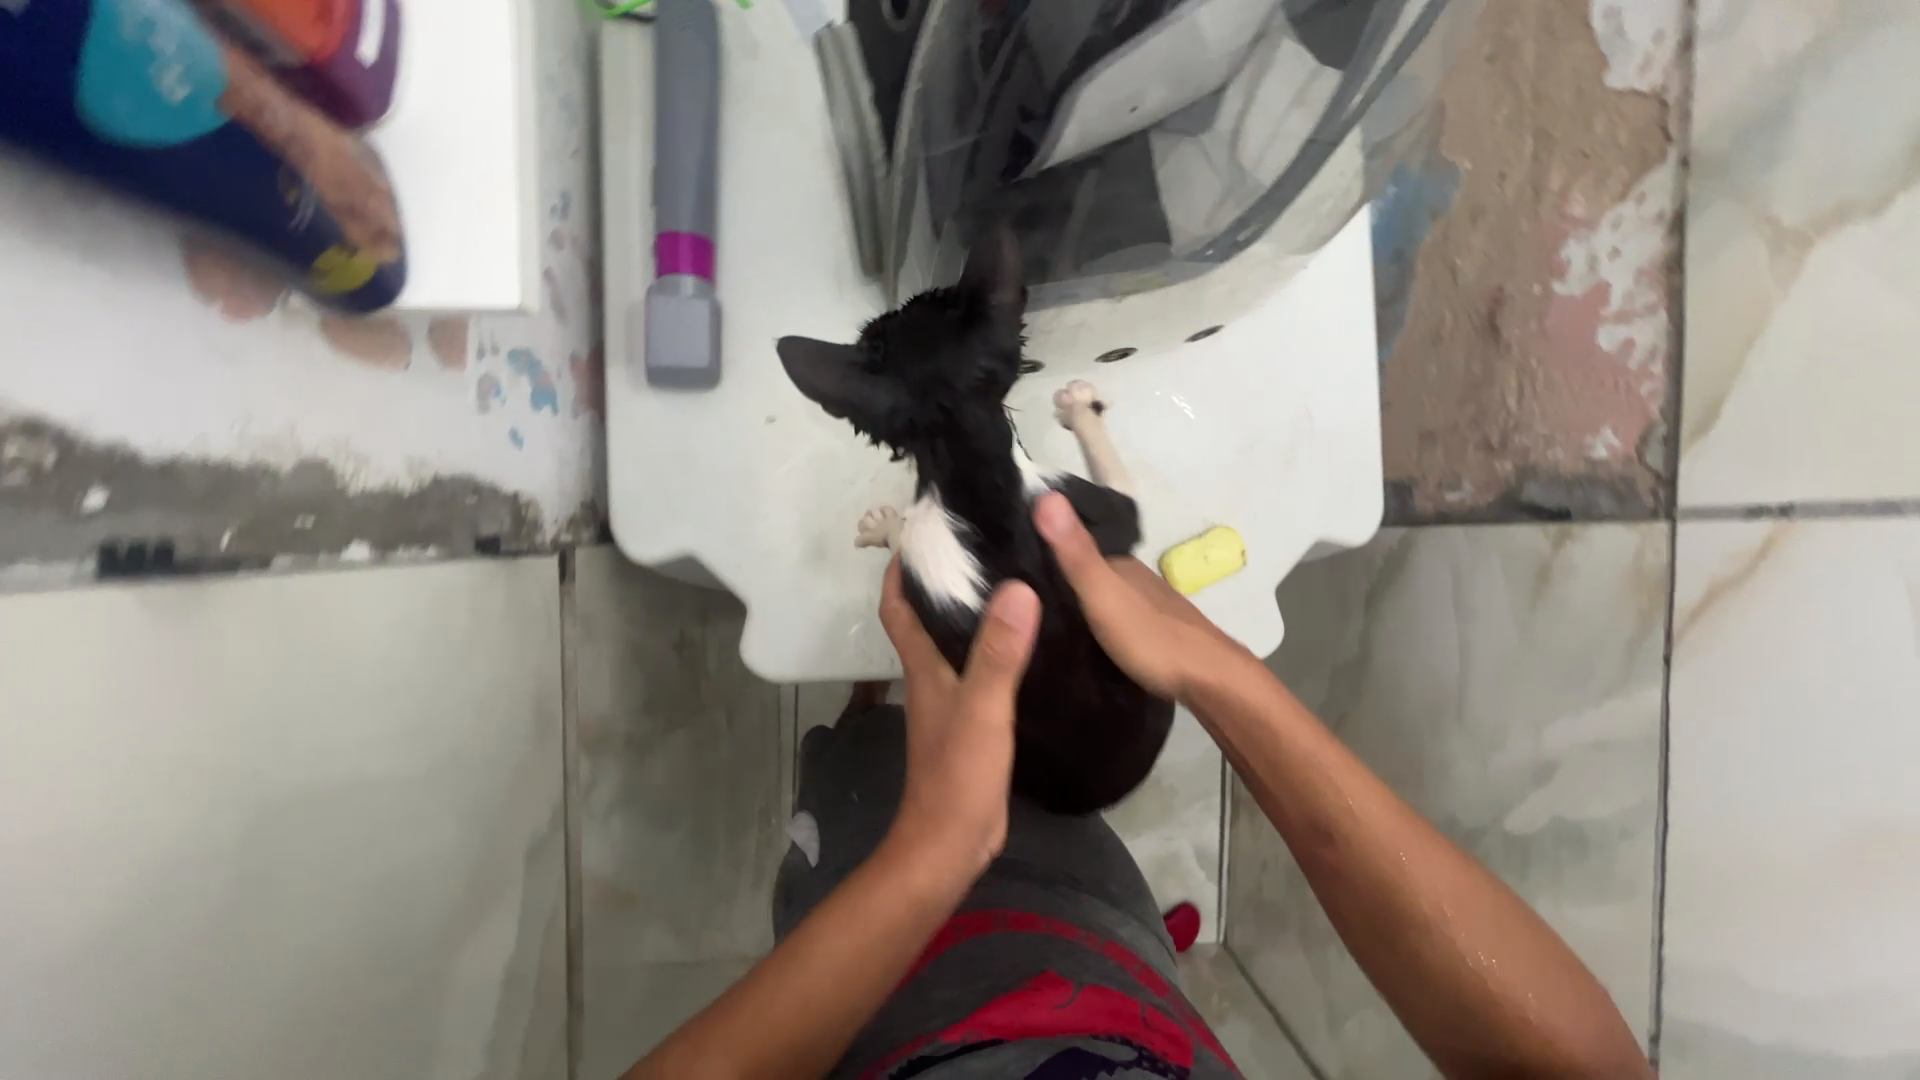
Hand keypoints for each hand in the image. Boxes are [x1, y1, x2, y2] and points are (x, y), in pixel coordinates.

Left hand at [879, 558, 1040, 877]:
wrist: (951, 843)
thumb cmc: (958, 774)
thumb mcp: (982, 708)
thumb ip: (999, 653)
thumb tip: (1016, 588)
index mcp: (922, 667)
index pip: (897, 608)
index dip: (899, 572)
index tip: (919, 536)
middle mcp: (930, 678)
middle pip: (925, 619)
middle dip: (941, 584)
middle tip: (980, 550)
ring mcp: (950, 702)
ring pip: (953, 646)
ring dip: (969, 616)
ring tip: (1009, 585)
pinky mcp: (972, 724)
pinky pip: (978, 673)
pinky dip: (993, 652)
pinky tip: (1025, 646)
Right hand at [1033, 493, 1246, 701]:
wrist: (1209, 679)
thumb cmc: (1151, 636)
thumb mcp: (1102, 593)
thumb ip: (1075, 552)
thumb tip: (1046, 494)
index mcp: (1119, 565)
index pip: (1069, 550)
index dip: (1039, 555)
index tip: (1005, 570)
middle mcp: (1134, 579)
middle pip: (1085, 574)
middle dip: (1055, 582)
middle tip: (1016, 603)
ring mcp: (1147, 608)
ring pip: (1100, 600)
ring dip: (1074, 606)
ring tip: (1038, 624)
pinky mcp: (1153, 636)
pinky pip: (1112, 623)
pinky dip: (1093, 626)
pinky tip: (1079, 642)